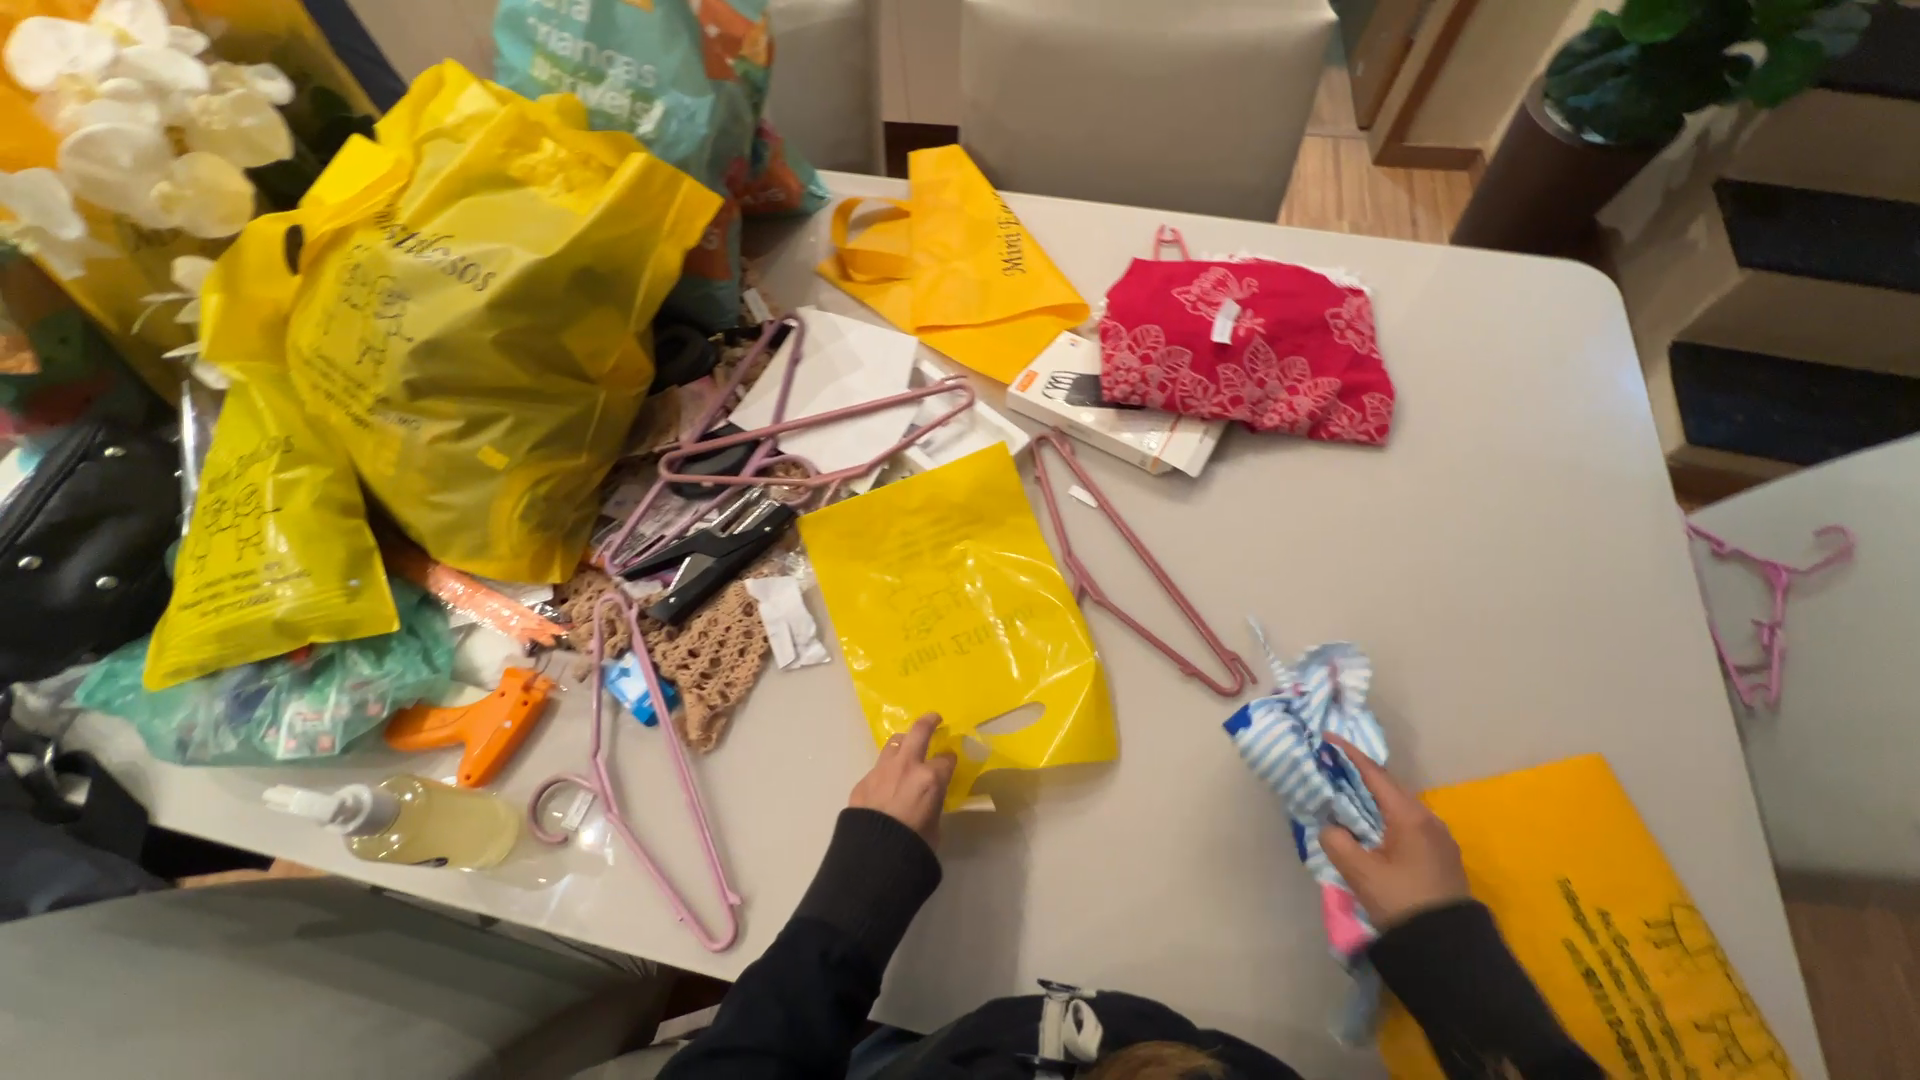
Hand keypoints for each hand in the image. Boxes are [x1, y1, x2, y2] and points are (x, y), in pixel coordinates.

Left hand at [850, 714, 957, 847]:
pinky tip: (885, 783)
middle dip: (929, 721)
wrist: (871, 854)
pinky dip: (885, 771)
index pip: (947, 758)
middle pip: (919, 731)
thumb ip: (933, 803)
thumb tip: (930, 799)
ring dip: (903, 742)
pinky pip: (877, 768)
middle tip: (934, 718)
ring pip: (894, 743)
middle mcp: (907, 766)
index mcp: (930, 778)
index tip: (950, 761)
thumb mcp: (935, 825)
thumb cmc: (912, 845)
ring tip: (906, 745)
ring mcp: (882, 770)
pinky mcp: (864, 780)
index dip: (950, 760)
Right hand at [1319, 733, 1470, 928]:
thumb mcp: (1360, 872)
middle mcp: (1428, 820)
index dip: (1350, 755)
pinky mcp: (1440, 856)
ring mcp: (1438, 838)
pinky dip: (1384, 816)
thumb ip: (1337, 841)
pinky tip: (1369, 827)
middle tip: (1330, 768)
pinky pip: (1407, 824)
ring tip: (1344, 796)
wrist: (1448, 948)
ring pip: (1398, 807)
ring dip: (1371, 799)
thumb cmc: (1402, 901)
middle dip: (1358, 776)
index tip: (1328, 738)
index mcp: (1410, 817)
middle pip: (1388, 788)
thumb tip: (1331, 827)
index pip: (1375, 775)